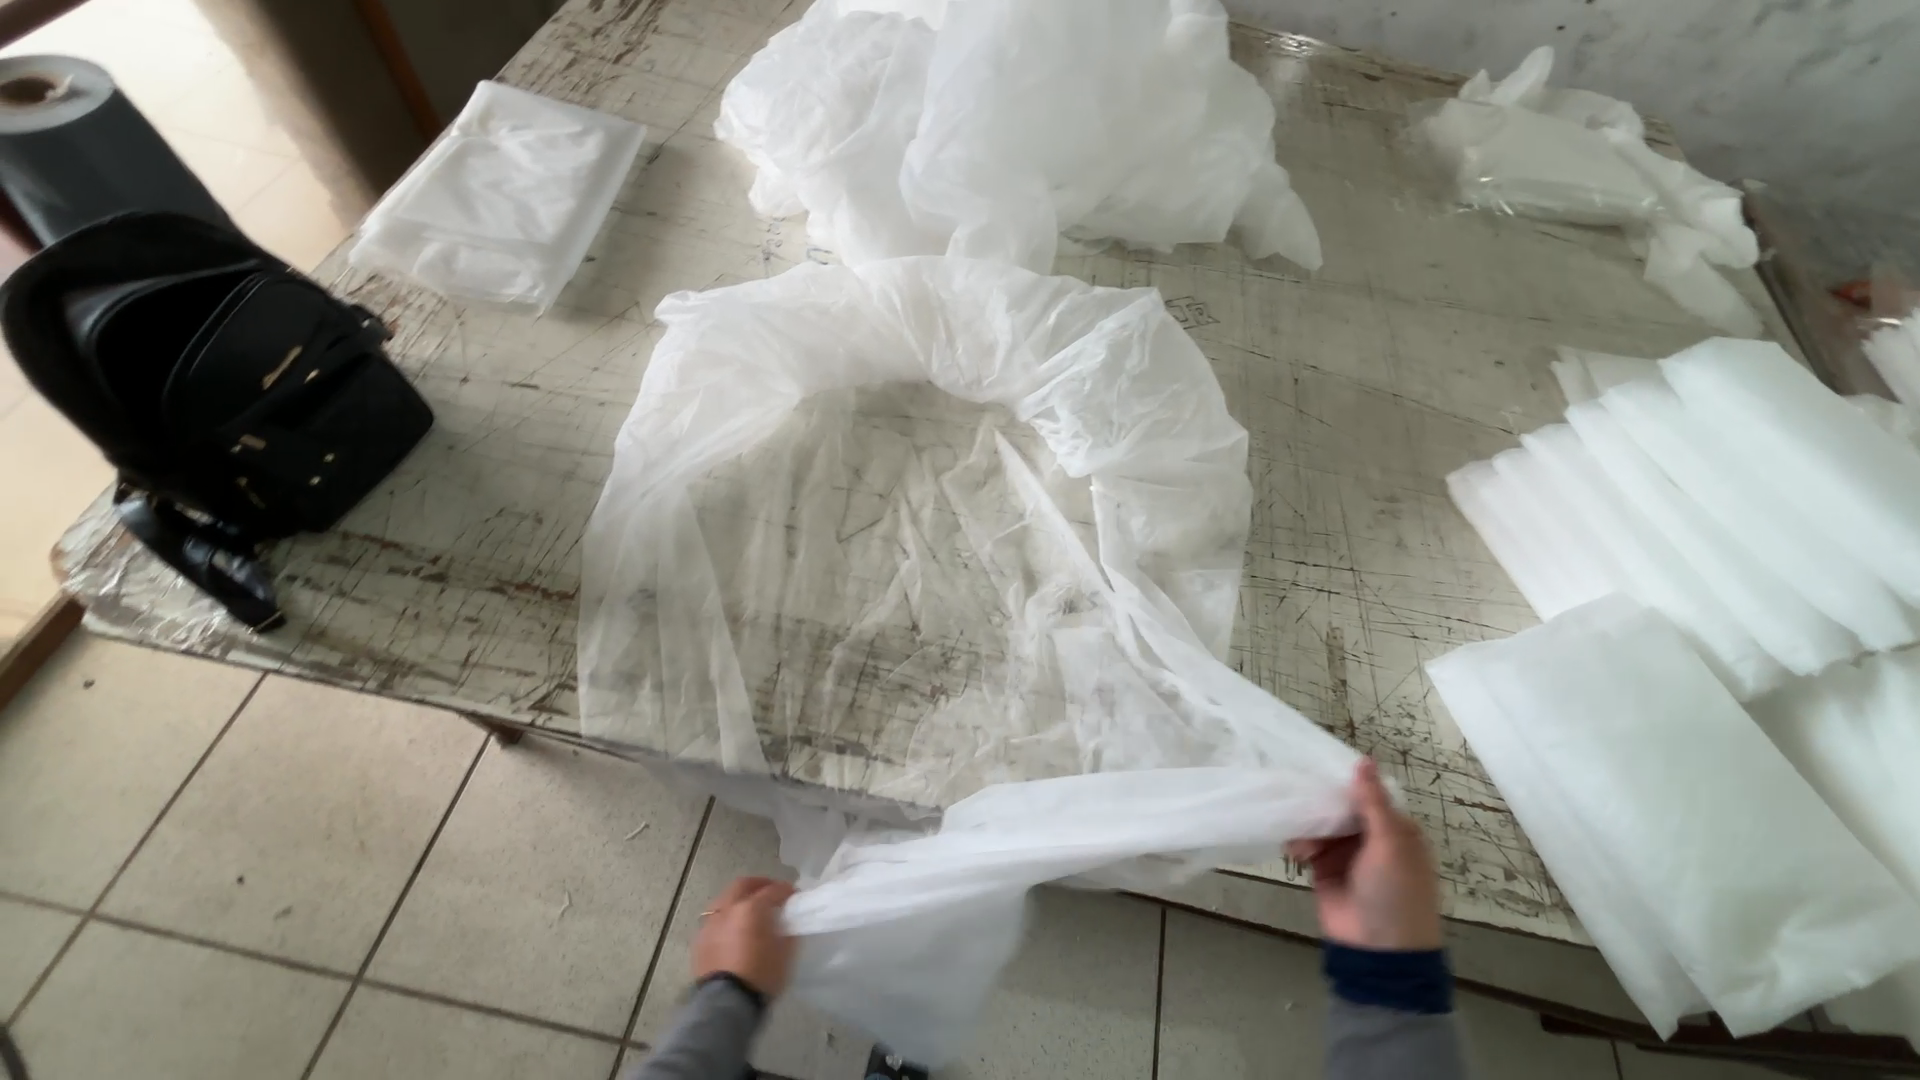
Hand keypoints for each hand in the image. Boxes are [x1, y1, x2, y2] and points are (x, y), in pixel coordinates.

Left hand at [692, 876, 798, 996]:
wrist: (725, 1005)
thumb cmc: (760, 977)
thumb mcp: (785, 953)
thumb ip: (788, 930)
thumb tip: (787, 921)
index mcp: (751, 908)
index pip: (773, 890)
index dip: (786, 891)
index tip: (794, 896)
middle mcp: (728, 909)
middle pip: (743, 885)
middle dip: (759, 885)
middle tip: (771, 893)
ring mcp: (710, 924)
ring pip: (725, 900)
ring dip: (739, 900)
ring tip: (750, 912)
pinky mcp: (699, 941)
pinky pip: (715, 920)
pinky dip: (726, 918)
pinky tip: (733, 931)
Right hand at [1286, 759, 1442, 950]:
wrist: (1378, 949)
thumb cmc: (1395, 892)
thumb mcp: (1390, 845)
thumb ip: (1373, 803)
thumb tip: (1364, 759)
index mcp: (1395, 830)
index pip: (1367, 794)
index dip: (1345, 782)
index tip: (1316, 764)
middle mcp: (1370, 838)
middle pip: (1339, 807)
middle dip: (1319, 803)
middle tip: (1298, 794)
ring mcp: (1346, 854)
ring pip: (1320, 824)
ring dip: (1307, 825)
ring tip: (1302, 839)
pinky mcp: (1323, 869)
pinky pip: (1306, 845)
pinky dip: (1297, 843)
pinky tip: (1294, 849)